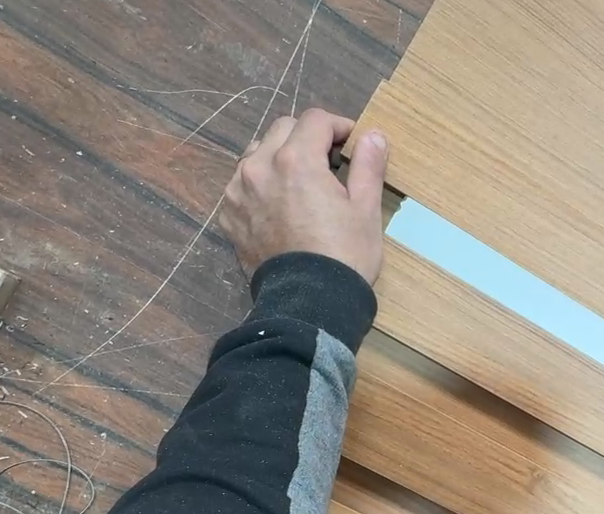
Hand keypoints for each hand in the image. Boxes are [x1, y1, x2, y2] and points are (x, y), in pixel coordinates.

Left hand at [219, 109, 389, 282]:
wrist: (312, 303)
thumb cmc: (346, 257)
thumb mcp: (366, 212)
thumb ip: (367, 168)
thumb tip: (374, 135)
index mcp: (297, 161)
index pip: (315, 121)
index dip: (338, 126)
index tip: (353, 143)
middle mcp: (259, 166)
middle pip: (283, 130)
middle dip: (308, 139)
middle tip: (330, 164)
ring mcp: (238, 190)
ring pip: (258, 154)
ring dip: (281, 159)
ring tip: (302, 186)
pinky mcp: (229, 214)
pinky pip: (243, 185)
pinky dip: (263, 186)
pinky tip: (281, 208)